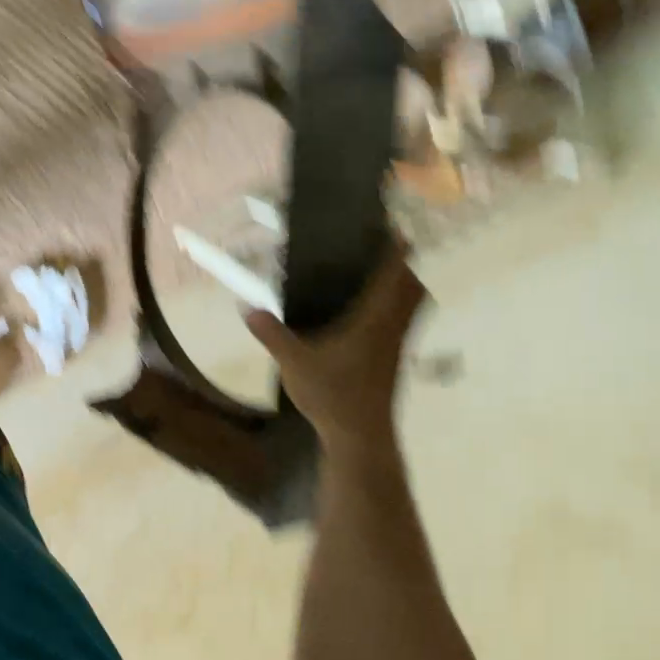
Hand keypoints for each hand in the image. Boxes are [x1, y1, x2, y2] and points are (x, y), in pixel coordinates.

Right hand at [245, 242, 427, 450]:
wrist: (360, 435)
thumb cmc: (333, 393)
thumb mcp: (293, 362)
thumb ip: (271, 334)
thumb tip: (248, 307)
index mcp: (374, 319)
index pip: (392, 273)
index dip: (393, 247)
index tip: (385, 225)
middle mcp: (393, 326)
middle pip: (411, 286)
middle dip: (400, 264)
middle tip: (375, 249)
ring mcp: (396, 345)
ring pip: (411, 305)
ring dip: (400, 285)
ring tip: (372, 276)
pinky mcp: (392, 360)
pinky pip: (400, 321)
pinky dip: (392, 307)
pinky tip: (364, 314)